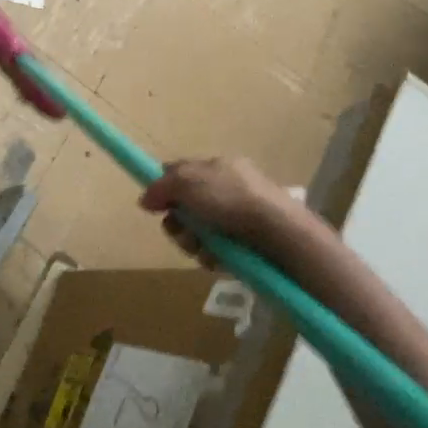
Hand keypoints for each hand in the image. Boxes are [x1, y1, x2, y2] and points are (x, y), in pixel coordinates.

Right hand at [138, 157, 297, 268]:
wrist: (283, 235)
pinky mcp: (249, 245)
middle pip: (187, 206)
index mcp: (218, 167)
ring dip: (191, 241)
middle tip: (180, 231)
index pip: (181, 172)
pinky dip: (212, 255)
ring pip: (199, 231)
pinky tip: (216, 259)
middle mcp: (229, 190)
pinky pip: (218, 250)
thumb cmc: (231, 200)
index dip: (164, 188)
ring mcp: (241, 219)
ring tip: (200, 249)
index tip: (156, 205)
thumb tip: (145, 200)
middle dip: (177, 222)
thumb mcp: (186, 183)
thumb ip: (160, 187)